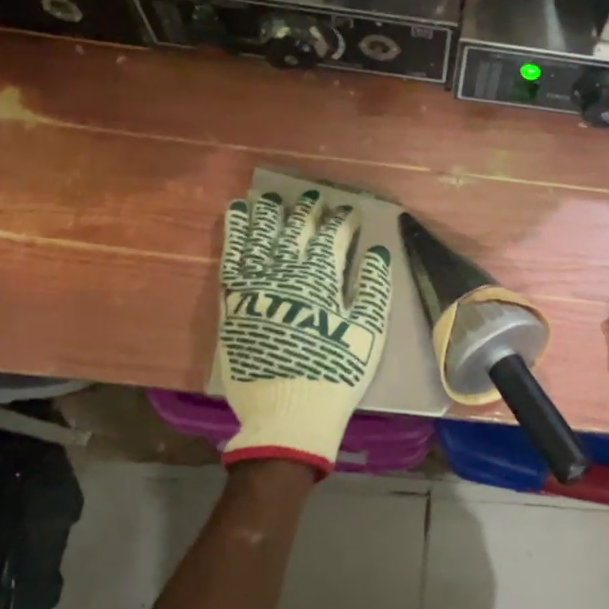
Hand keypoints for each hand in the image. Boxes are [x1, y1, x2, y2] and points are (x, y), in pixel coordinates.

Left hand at [216, 189, 394, 473]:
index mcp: (322, 279)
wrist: (286, 412)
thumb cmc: (334, 373)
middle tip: (310, 196)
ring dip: (266, 214)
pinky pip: (231, 257)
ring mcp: (255, 285)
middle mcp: (286, 273)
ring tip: (268, 197)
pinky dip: (234, 234)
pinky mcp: (232, 301)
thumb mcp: (368, 333)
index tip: (348, 210)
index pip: (332, 236)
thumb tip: (377, 252)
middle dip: (305, 210)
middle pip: (295, 230)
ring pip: (259, 236)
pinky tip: (236, 217)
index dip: (341, 220)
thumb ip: (373, 288)